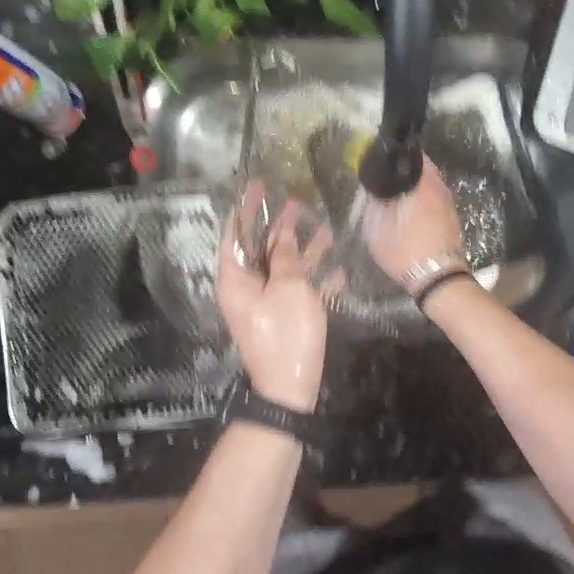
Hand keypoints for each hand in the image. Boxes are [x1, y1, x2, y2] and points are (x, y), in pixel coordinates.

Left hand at [216, 182, 329, 412]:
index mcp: (236, 278)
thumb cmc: (285, 333)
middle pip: (262, 249)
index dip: (246, 208)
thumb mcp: (288, 288)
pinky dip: (315, 280)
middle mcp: (247, 288)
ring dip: (304, 250)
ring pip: (284, 269)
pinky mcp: (285, 319)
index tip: (257, 186)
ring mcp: (266, 304)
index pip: (236, 234)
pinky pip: (298, 291)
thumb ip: (287, 257)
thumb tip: (284, 235)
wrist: (290, 388)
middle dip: (280, 227)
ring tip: (325, 228)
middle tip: (295, 201)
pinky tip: (337, 271)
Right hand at [361, 156, 464, 293]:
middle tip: (391, 176)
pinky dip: (427, 199)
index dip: (401, 155)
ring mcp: (450, 205)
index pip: (415, 157)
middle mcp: (440, 189)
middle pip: (426, 169)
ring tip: (400, 193)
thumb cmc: (405, 252)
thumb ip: (373, 206)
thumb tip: (371, 190)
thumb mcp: (377, 231)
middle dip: (409, 170)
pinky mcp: (453, 219)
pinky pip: (438, 199)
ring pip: (433, 185)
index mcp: (423, 186)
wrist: (438, 278)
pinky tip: (414, 210)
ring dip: (419, 185)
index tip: (388, 157)